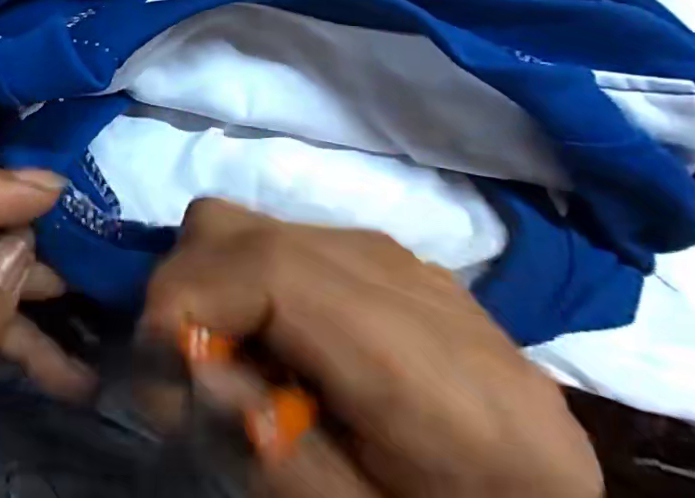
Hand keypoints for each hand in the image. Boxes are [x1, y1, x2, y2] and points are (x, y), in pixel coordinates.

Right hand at [141, 199, 602, 497]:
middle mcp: (409, 281)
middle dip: (188, 291)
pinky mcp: (385, 253)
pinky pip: (284, 238)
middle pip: (248, 230)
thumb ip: (264, 443)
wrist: (541, 497)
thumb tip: (181, 356)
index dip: (187, 300)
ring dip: (216, 283)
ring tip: (238, 362)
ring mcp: (398, 255)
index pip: (274, 273)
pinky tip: (280, 343)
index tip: (153, 365)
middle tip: (191, 374)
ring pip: (255, 223)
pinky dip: (250, 280)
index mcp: (426, 368)